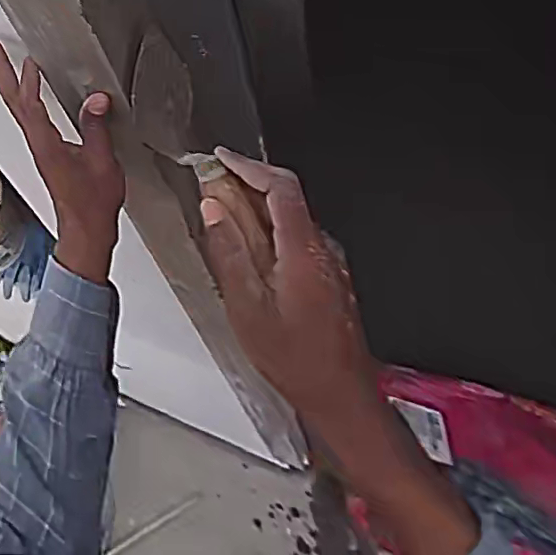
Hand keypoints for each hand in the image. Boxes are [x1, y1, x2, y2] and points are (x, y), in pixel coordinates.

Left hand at [0, 40, 124, 283]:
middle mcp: (37, 143)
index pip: (31, 106)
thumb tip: (96, 99)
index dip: (30, 83)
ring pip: (15, 109)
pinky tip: (20, 96)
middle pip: (13, 102)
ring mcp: (39, 147)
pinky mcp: (44, 151)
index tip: (29, 61)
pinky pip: (25, 118)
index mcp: (47, 144)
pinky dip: (18, 100)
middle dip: (2, 73)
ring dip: (4, 85)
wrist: (85, 231)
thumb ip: (97, 130)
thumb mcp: (102, 163)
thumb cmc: (92, 203)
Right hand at [200, 147, 478, 554]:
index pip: (280, 187)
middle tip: (212, 181)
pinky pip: (295, 236)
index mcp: (303, 251)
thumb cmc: (297, 359)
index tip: (221, 157)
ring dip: (256, 204)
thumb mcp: (247, 305)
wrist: (342, 398)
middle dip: (246, 181)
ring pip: (290, 216)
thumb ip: (228, 250)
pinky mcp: (327, 277)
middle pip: (286, 197)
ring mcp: (328, 264)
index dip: (248, 165)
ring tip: (223, 209)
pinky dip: (267, 226)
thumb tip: (212, 208)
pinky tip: (248, 243)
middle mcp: (321, 250)